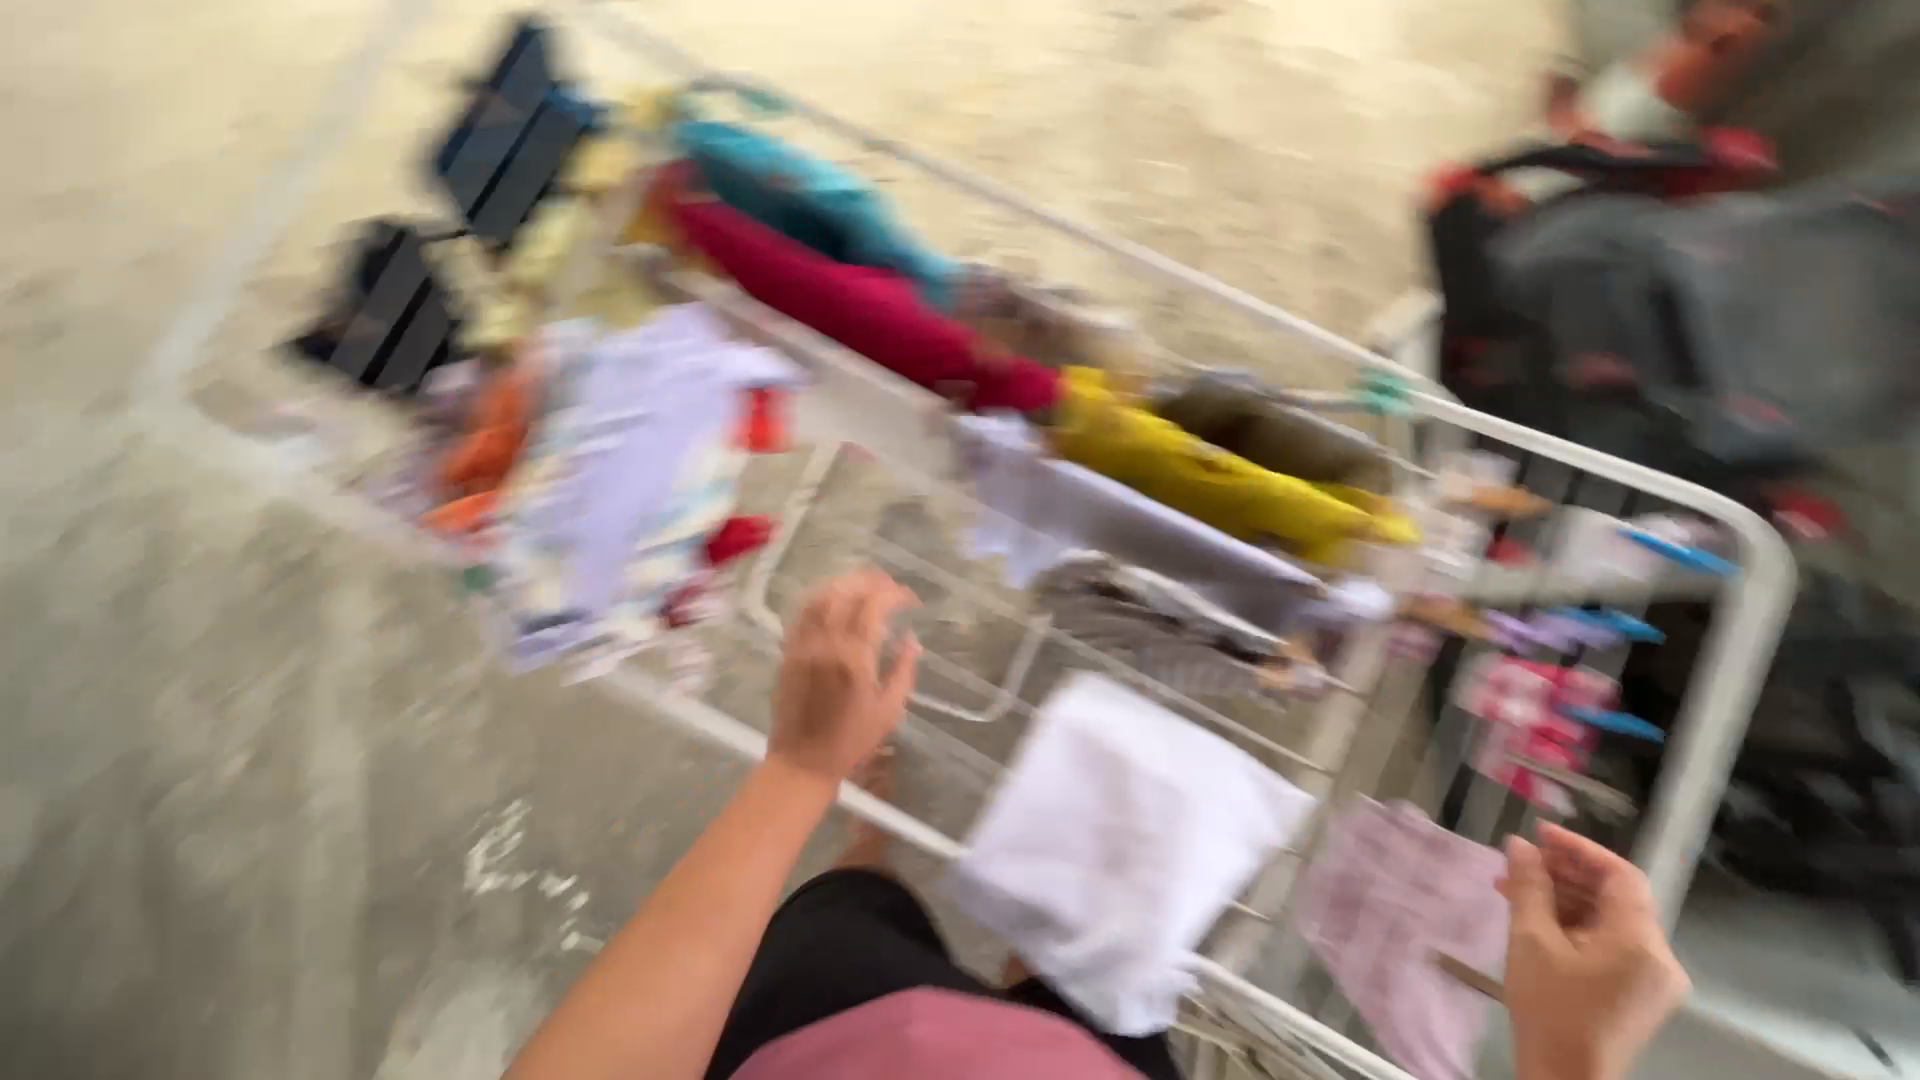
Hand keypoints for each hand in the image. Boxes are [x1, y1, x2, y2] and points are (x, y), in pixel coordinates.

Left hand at [768, 570, 920, 784]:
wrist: (802, 761)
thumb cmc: (852, 741)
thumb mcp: (889, 710)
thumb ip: (903, 670)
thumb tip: (913, 639)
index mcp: (855, 659)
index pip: (874, 606)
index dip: (895, 594)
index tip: (911, 599)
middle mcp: (826, 644)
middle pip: (846, 593)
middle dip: (871, 581)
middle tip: (890, 586)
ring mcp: (803, 645)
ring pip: (820, 596)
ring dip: (844, 583)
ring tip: (865, 585)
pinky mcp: (788, 652)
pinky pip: (801, 613)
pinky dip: (819, 597)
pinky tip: (834, 597)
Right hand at [1500, 824, 1689, 1079]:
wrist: (1567, 1076)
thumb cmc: (1550, 1006)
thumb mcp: (1530, 939)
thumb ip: (1529, 886)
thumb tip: (1519, 844)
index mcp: (1641, 943)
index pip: (1622, 876)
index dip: (1580, 848)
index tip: (1539, 833)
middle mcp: (1659, 957)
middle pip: (1616, 896)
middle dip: (1566, 871)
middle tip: (1519, 859)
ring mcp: (1651, 977)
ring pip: (1609, 918)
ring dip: (1564, 896)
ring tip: (1514, 885)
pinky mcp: (1636, 991)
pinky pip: (1608, 940)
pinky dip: (1573, 921)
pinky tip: (1533, 916)